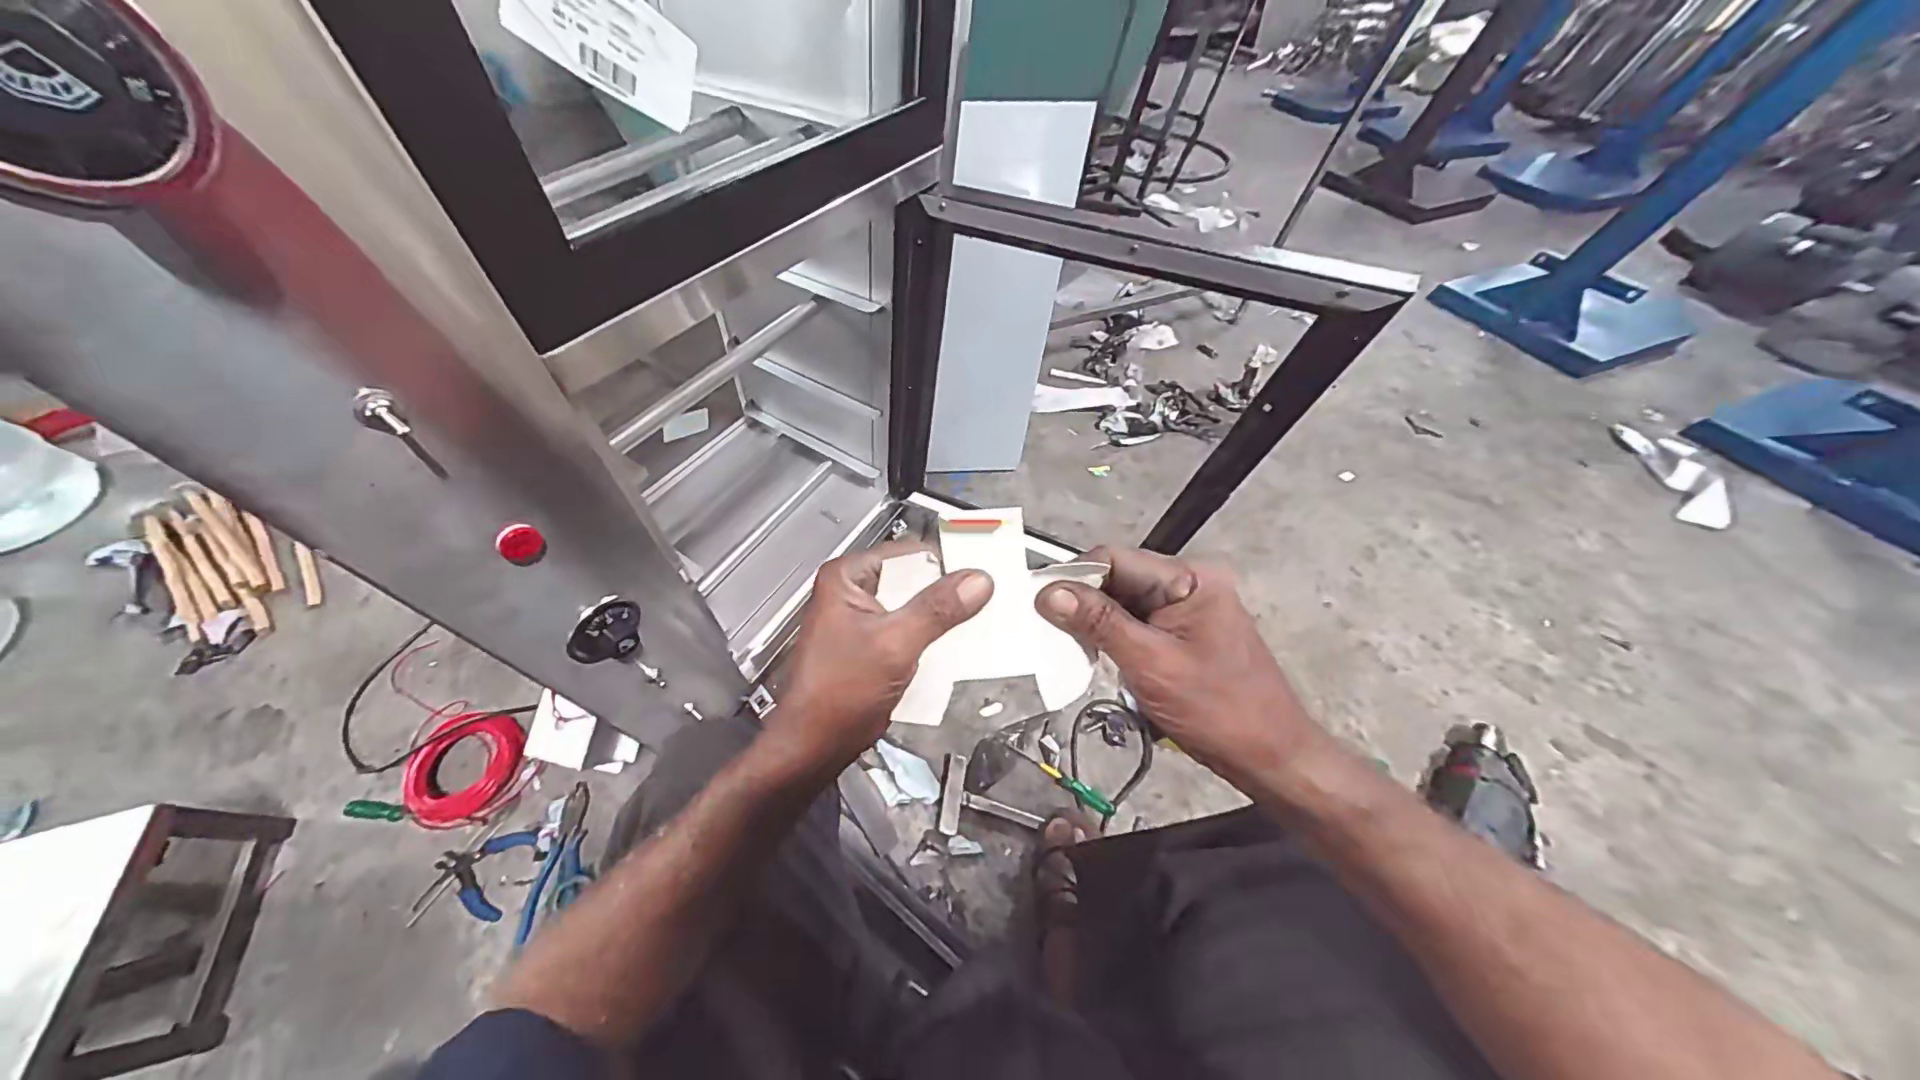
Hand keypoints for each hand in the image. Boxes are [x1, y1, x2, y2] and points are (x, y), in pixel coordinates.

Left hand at [771, 543, 991, 771]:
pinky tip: (955, 647)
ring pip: (915, 607)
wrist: (816, 743)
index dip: (944, 562)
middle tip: (982, 597)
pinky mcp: (875, 646)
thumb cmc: (835, 693)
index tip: (979, 572)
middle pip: (913, 579)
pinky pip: (912, 631)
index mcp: (846, 578)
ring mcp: (864, 621)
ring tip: (974, 621)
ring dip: (942, 616)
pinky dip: (932, 637)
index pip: (907, 553)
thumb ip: (937, 609)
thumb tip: (976, 581)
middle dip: (947, 591)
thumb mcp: (895, 643)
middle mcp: (852, 593)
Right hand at [1034, 546, 1328, 791]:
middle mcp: (1189, 583)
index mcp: (1189, 578)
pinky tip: (1097, 658)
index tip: (1039, 604)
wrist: (1271, 757)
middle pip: (1118, 580)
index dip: (1074, 578)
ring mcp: (1188, 609)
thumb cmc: (1217, 710)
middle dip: (1084, 605)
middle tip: (1050, 632)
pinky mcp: (1183, 634)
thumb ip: (1098, 623)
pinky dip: (1114, 640)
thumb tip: (1050, 593)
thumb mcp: (1149, 663)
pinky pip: (1137, 625)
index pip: (1115, 560)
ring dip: (1097, 626)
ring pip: (1123, 604)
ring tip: (1071, 649)